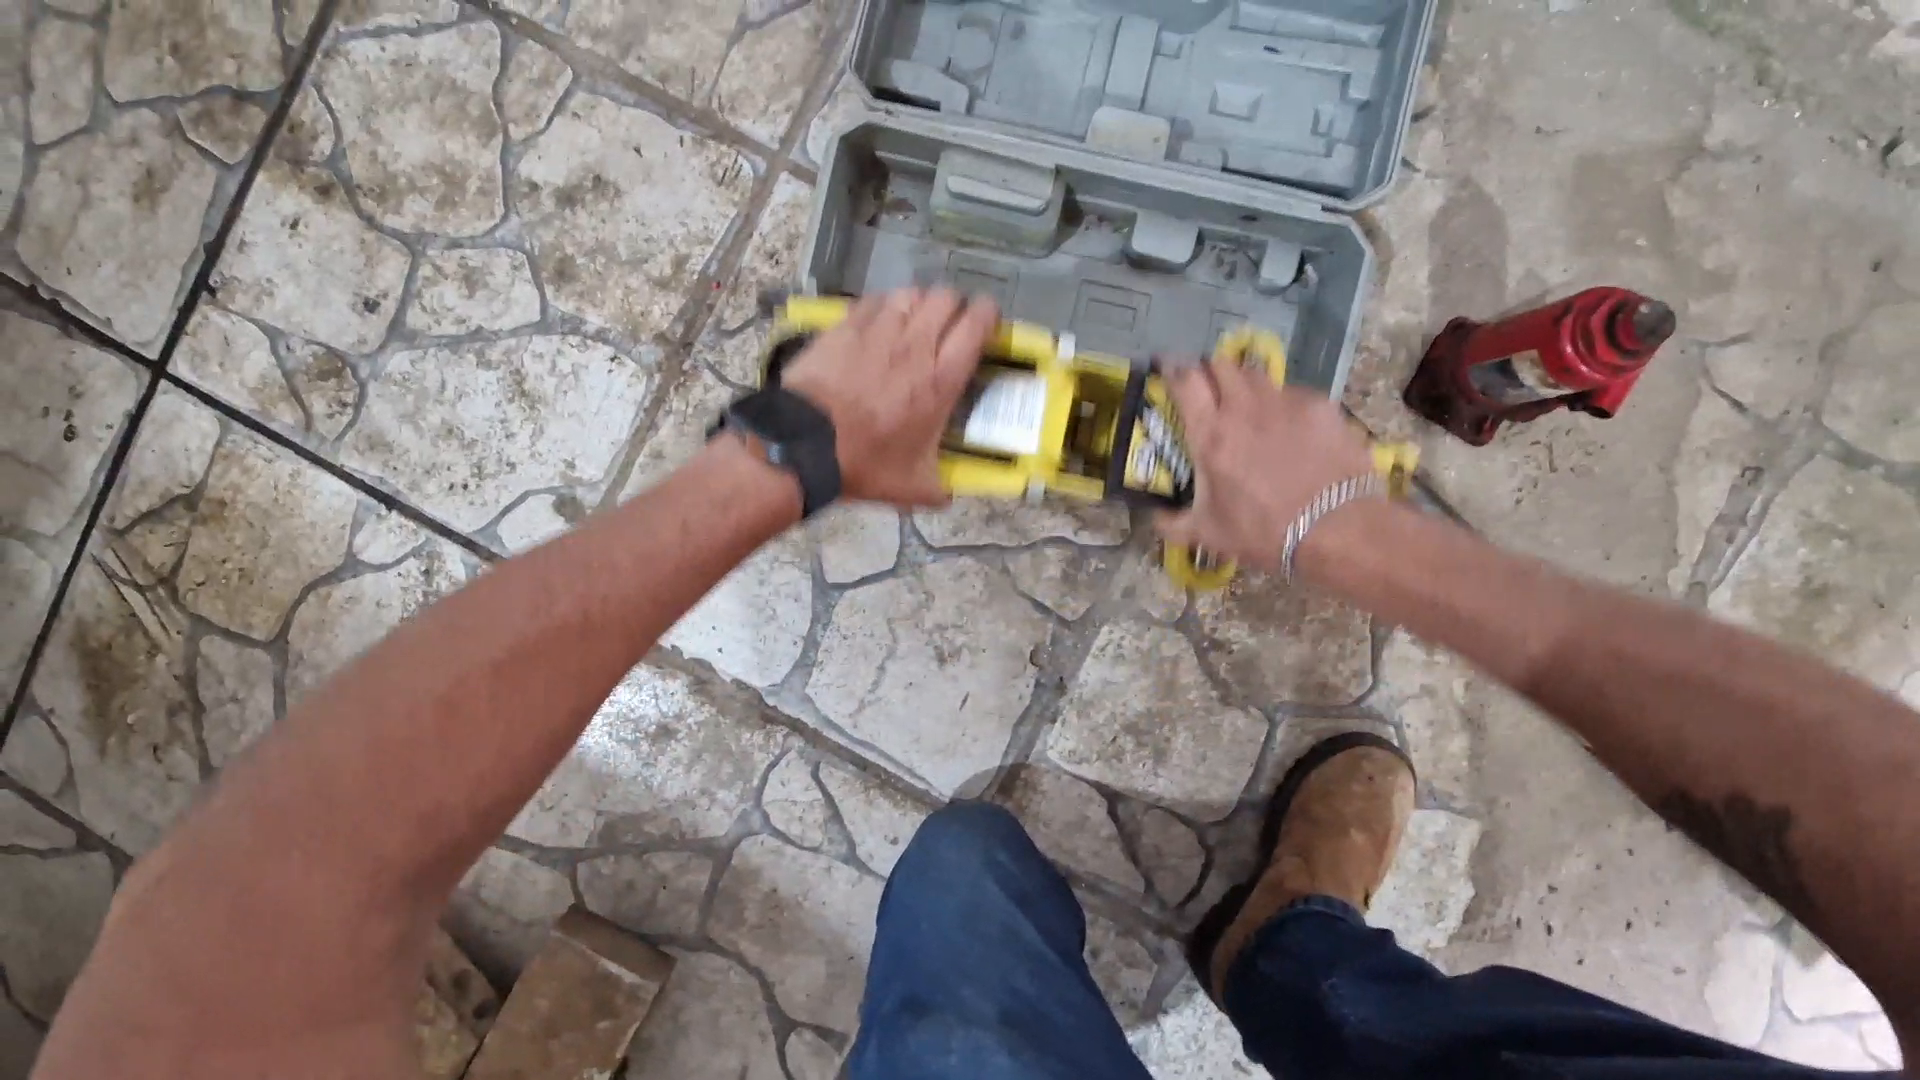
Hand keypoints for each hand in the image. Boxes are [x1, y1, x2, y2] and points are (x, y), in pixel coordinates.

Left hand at [781, 288, 997, 505]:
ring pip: (912, 293)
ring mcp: (878, 329)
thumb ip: (938, 488)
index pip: (977, 325)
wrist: (803, 445)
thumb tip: (947, 496)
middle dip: (955, 306)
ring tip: (915, 319)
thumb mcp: (911, 487)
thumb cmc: (863, 463)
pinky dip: (885, 305)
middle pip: (947, 298)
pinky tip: (880, 321)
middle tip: (951, 323)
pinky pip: (875, 300)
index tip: (987, 323)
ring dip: (920, 303)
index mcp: (941, 380)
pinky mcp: (846, 325)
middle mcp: (916, 344)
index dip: (988, 316)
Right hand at [1154, 358, 1378, 573]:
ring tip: (1248, 405)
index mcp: (1211, 435)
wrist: (1339, 531)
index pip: (1184, 380)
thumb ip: (1172, 523)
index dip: (1170, 366)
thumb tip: (1155, 517)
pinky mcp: (1321, 406)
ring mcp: (1286, 402)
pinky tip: (1290, 428)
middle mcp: (1245, 408)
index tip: (1165, 364)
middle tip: (1208, 387)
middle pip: (1221, 363)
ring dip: (1244, 383)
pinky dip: (1283, 404)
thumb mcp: (1208, 534)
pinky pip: (1293, 393)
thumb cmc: (1265, 533)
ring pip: (1257, 374)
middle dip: (1209, 370)